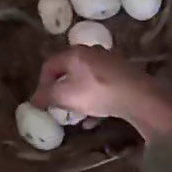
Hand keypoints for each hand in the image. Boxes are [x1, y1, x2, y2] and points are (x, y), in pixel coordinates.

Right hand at [32, 46, 171, 140]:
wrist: (138, 96)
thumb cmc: (96, 92)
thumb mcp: (65, 96)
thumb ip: (46, 96)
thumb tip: (33, 99)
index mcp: (75, 53)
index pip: (50, 64)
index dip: (42, 83)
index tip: (42, 100)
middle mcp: (92, 52)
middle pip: (69, 71)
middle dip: (61, 91)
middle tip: (58, 107)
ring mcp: (110, 62)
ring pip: (87, 80)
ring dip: (78, 98)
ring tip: (76, 115)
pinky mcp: (124, 74)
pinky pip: (102, 87)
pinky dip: (95, 101)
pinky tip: (94, 119)